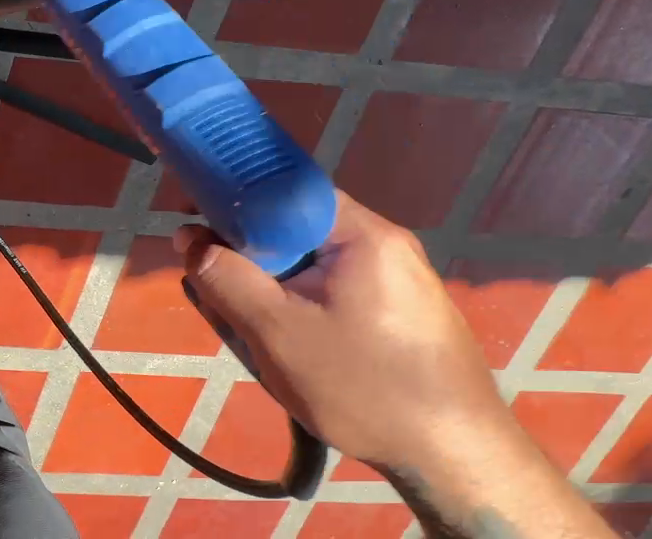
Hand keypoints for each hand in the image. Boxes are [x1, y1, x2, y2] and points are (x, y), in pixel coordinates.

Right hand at [176, 192, 509, 473]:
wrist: (463, 465)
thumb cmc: (366, 387)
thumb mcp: (275, 330)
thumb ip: (221, 276)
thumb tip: (188, 237)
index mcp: (362, 235)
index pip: (281, 186)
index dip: (229, 197)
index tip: (193, 221)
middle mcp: (384, 244)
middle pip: (291, 224)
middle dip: (245, 251)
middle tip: (216, 287)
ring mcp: (397, 278)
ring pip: (307, 260)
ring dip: (268, 283)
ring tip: (251, 326)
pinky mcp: (400, 310)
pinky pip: (330, 286)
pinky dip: (298, 302)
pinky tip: (289, 341)